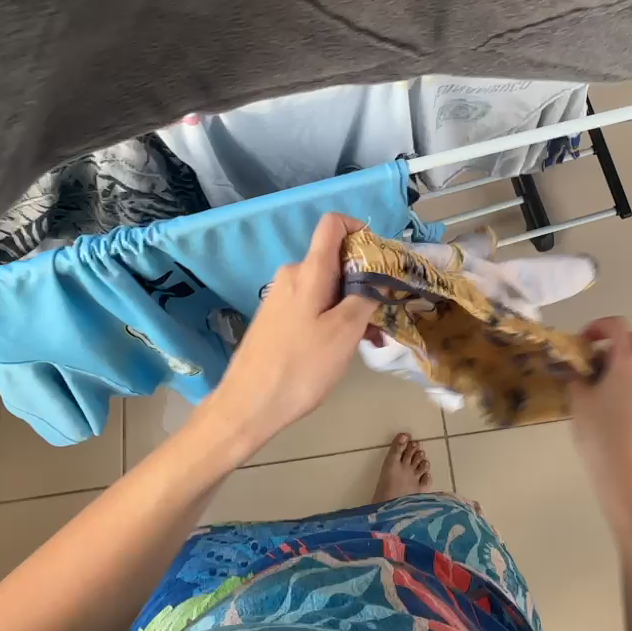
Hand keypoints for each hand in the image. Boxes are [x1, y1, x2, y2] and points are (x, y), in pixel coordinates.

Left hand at [196, 214, 378, 453]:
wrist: (247, 406)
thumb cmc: (300, 367)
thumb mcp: (345, 332)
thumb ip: (366, 296)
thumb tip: (380, 275)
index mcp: (308, 271)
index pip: (333, 224)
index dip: (360, 230)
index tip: (380, 259)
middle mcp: (292, 275)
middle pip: (334, 259)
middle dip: (364, 280)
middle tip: (384, 312)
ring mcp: (282, 297)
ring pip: (327, 287)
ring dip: (352, 305)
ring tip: (372, 340)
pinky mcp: (277, 318)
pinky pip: (313, 305)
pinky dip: (334, 318)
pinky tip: (346, 348)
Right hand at [569, 317, 631, 510]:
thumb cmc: (601, 436)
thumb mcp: (579, 403)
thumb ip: (578, 377)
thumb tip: (579, 371)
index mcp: (629, 362)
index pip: (618, 326)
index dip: (599, 326)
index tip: (584, 341)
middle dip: (619, 341)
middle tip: (599, 359)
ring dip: (631, 362)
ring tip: (609, 385)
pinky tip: (622, 407)